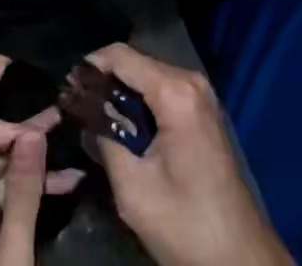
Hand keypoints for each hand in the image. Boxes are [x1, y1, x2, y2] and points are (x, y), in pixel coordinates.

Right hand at [84, 44, 292, 265]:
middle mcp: (191, 81)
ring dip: (120, 92)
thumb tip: (84, 110)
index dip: (89, 66)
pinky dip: (139, 101)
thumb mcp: (133, 187)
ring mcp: (200, 94)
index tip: (65, 88)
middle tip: (74, 106)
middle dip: (103, 80)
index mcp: (176, 93)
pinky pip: (162, 90)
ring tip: (91, 117)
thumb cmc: (184, 222)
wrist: (236, 252)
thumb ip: (106, 138)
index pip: (122, 55)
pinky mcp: (201, 109)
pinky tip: (122, 125)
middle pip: (136, 62)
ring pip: (148, 75)